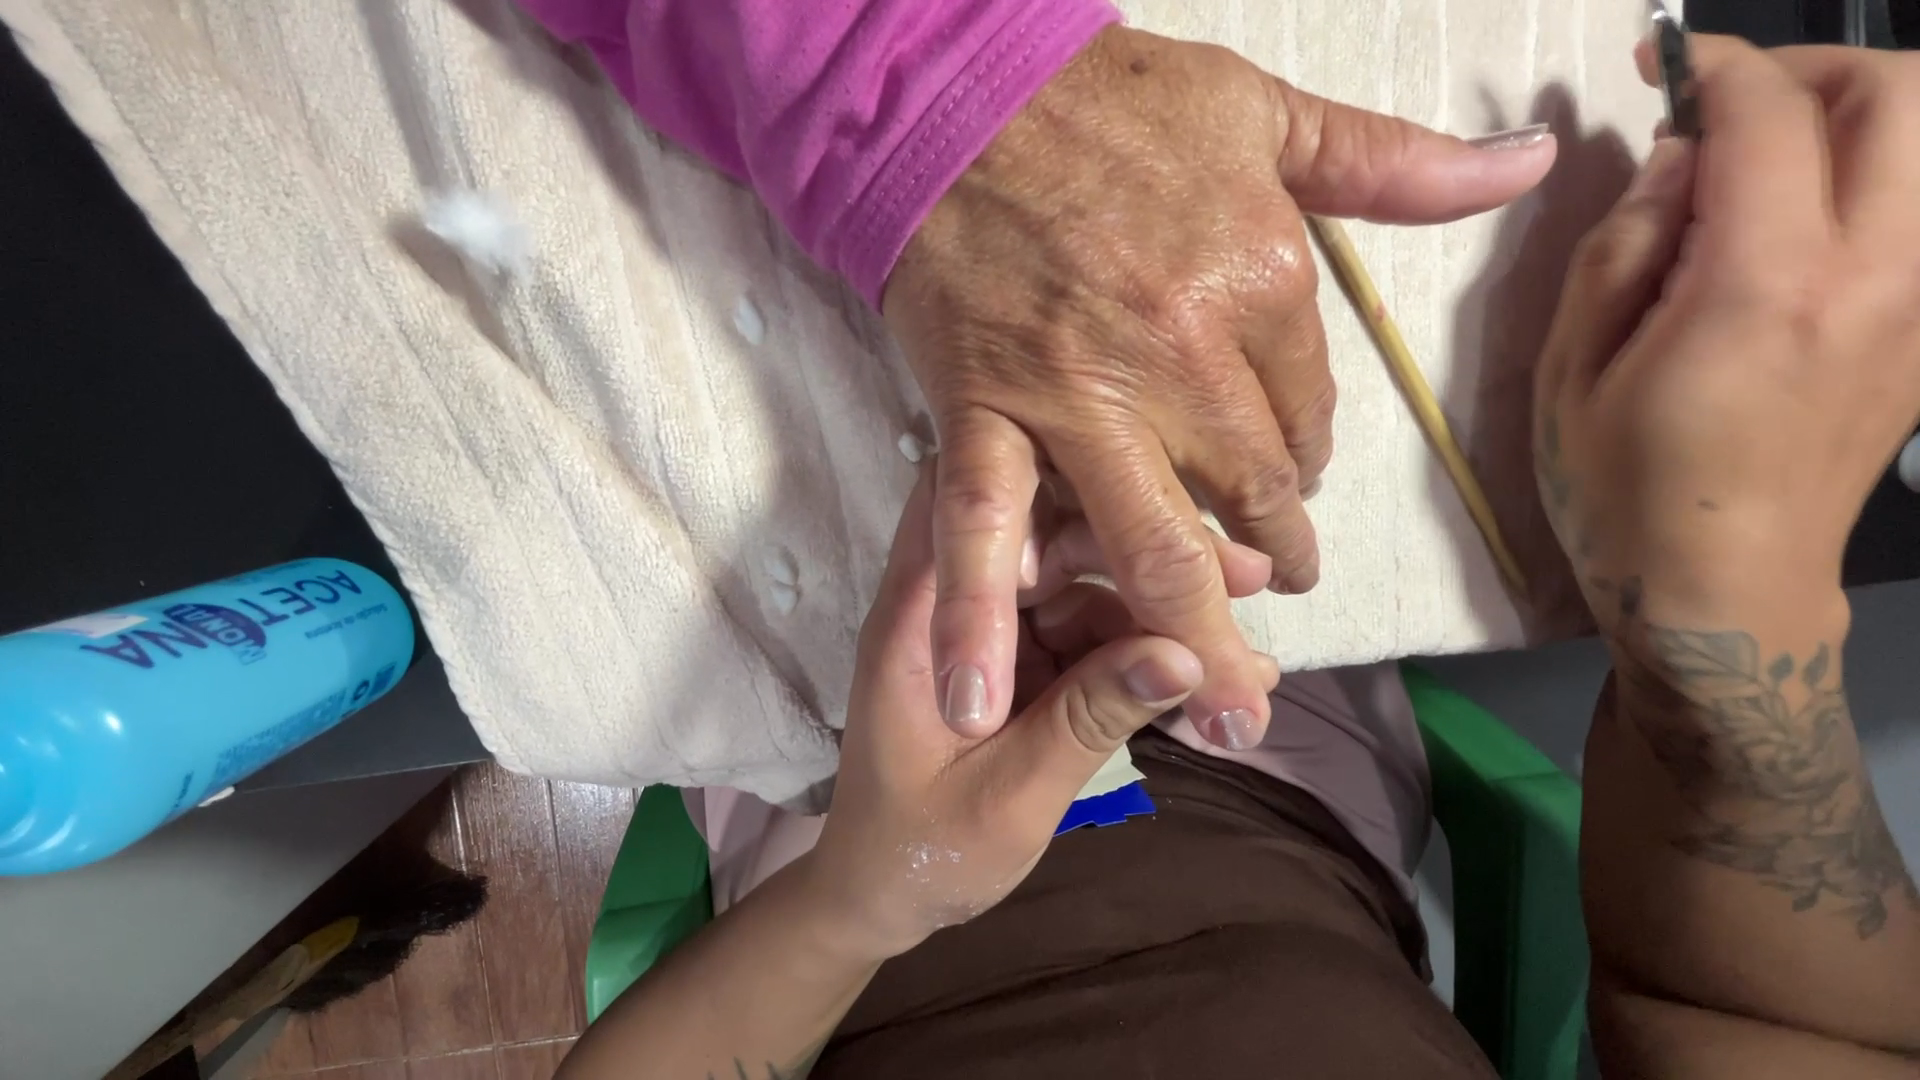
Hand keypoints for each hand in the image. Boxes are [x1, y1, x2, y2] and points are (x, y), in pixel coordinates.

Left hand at [795, 467, 1271, 958]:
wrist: (884, 898)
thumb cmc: (921, 850)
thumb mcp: (1010, 792)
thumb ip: (1091, 717)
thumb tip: (1188, 653)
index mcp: (921, 619)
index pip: (970, 506)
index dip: (1050, 474)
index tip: (1147, 471)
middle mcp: (954, 609)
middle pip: (1050, 545)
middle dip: (1144, 557)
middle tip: (1249, 574)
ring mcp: (991, 635)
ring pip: (1081, 592)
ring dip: (1158, 616)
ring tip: (1249, 646)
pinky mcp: (1018, 666)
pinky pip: (1085, 641)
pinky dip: (1140, 659)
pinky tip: (1207, 679)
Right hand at [883, 25, 1556, 749]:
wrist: (958, 98)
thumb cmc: (1108, 105)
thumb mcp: (1262, 113)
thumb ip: (1388, 165)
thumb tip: (1519, 166)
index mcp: (1255, 284)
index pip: (1301, 415)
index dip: (1298, 469)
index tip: (1282, 496)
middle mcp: (1176, 360)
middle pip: (1248, 500)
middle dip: (1271, 573)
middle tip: (1274, 619)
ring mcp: (1074, 400)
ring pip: (1144, 541)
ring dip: (1184, 638)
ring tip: (1212, 713)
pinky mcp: (982, 416)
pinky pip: (985, 529)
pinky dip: (978, 616)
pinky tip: (980, 700)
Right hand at [1535, 37, 1919, 629]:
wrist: (1720, 584)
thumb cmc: (1617, 489)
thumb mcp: (1569, 377)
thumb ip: (1617, 257)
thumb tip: (1667, 167)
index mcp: (1761, 288)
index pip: (1769, 123)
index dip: (1717, 70)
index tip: (1665, 62)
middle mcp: (1877, 274)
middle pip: (1901, 97)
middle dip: (1808, 71)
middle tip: (1720, 104)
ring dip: (1851, 117)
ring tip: (1754, 159)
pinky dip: (1868, 178)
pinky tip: (1786, 226)